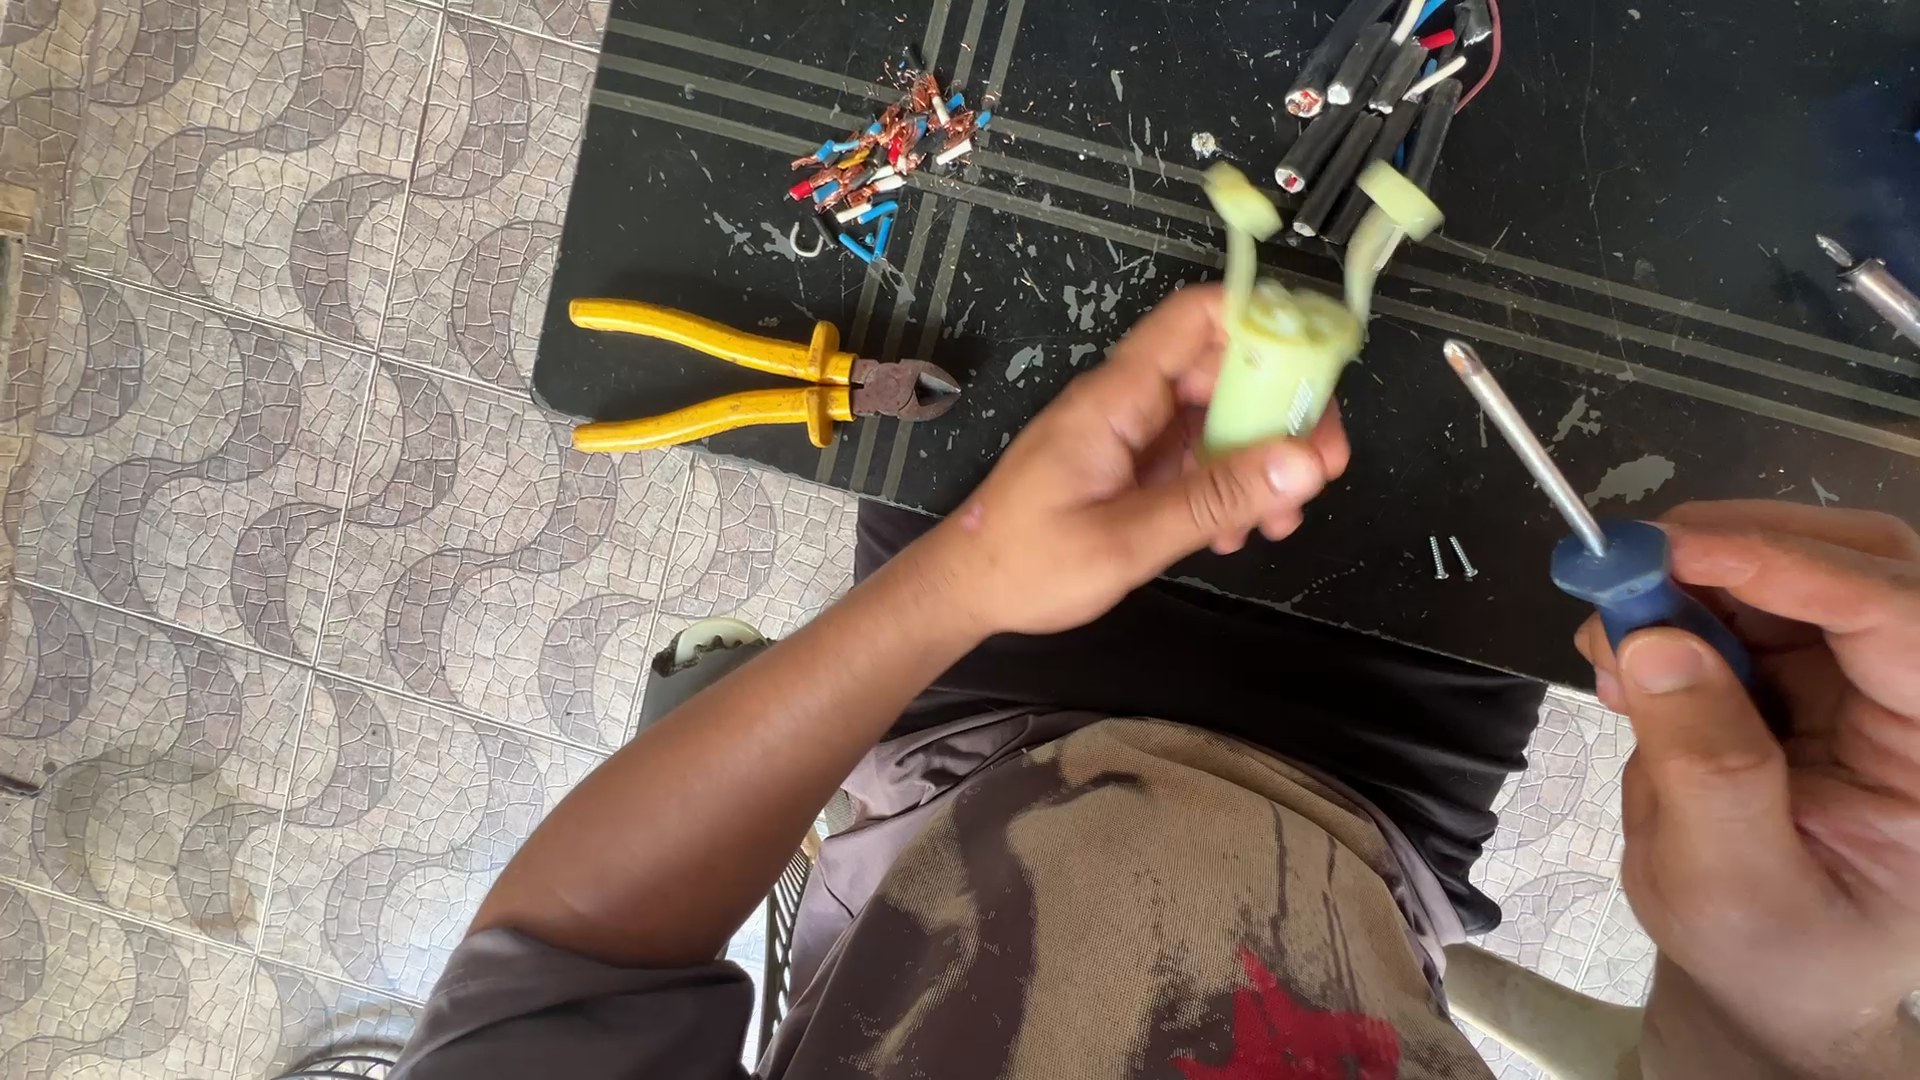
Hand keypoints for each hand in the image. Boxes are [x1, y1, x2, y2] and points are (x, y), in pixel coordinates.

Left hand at [903, 284, 1347, 638]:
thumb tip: (1303, 461)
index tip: (1319, 372)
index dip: (1264, 324)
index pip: (1195, 319)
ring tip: (1277, 522)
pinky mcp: (1126, 469)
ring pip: (1211, 423)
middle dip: (1278, 415)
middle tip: (1320, 470)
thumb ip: (1214, 500)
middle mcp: (1123, 405)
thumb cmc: (1028, 565)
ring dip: (1255, 463)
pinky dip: (1220, 488)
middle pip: (1219, 373)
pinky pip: (1189, 460)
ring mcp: (1125, 437)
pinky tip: (1231, 533)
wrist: (966, 590)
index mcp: (1114, 399)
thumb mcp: (1126, 540)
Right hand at [1574, 500, 1919, 1077]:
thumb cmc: (1766, 943)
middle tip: (1623, 563)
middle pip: (1859, 565)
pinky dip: (1652, 609)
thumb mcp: (1727, 872)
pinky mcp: (1786, 675)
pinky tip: (1620, 663)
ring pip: (1778, 572)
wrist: (1756, 963)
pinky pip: (1720, 603)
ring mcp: (1853, 683)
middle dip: (1734, 547)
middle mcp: (1914, 702)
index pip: (1902, 622)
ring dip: (1677, 582)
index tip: (1665, 548)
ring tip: (1609, 647)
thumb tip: (1652, 643)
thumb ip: (1705, 761)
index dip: (1785, 565)